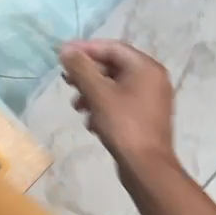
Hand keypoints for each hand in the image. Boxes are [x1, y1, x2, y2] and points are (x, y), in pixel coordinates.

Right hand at [59, 40, 180, 175]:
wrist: (146, 167)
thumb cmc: (123, 125)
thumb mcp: (98, 93)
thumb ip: (81, 68)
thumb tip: (66, 49)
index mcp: (146, 67)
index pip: (112, 47)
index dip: (85, 48)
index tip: (62, 54)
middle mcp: (152, 78)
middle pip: (113, 66)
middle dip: (87, 74)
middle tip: (66, 81)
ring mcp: (151, 98)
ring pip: (114, 86)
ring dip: (92, 92)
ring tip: (77, 107)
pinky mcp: (145, 116)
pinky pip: (120, 101)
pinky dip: (103, 106)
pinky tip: (91, 122)